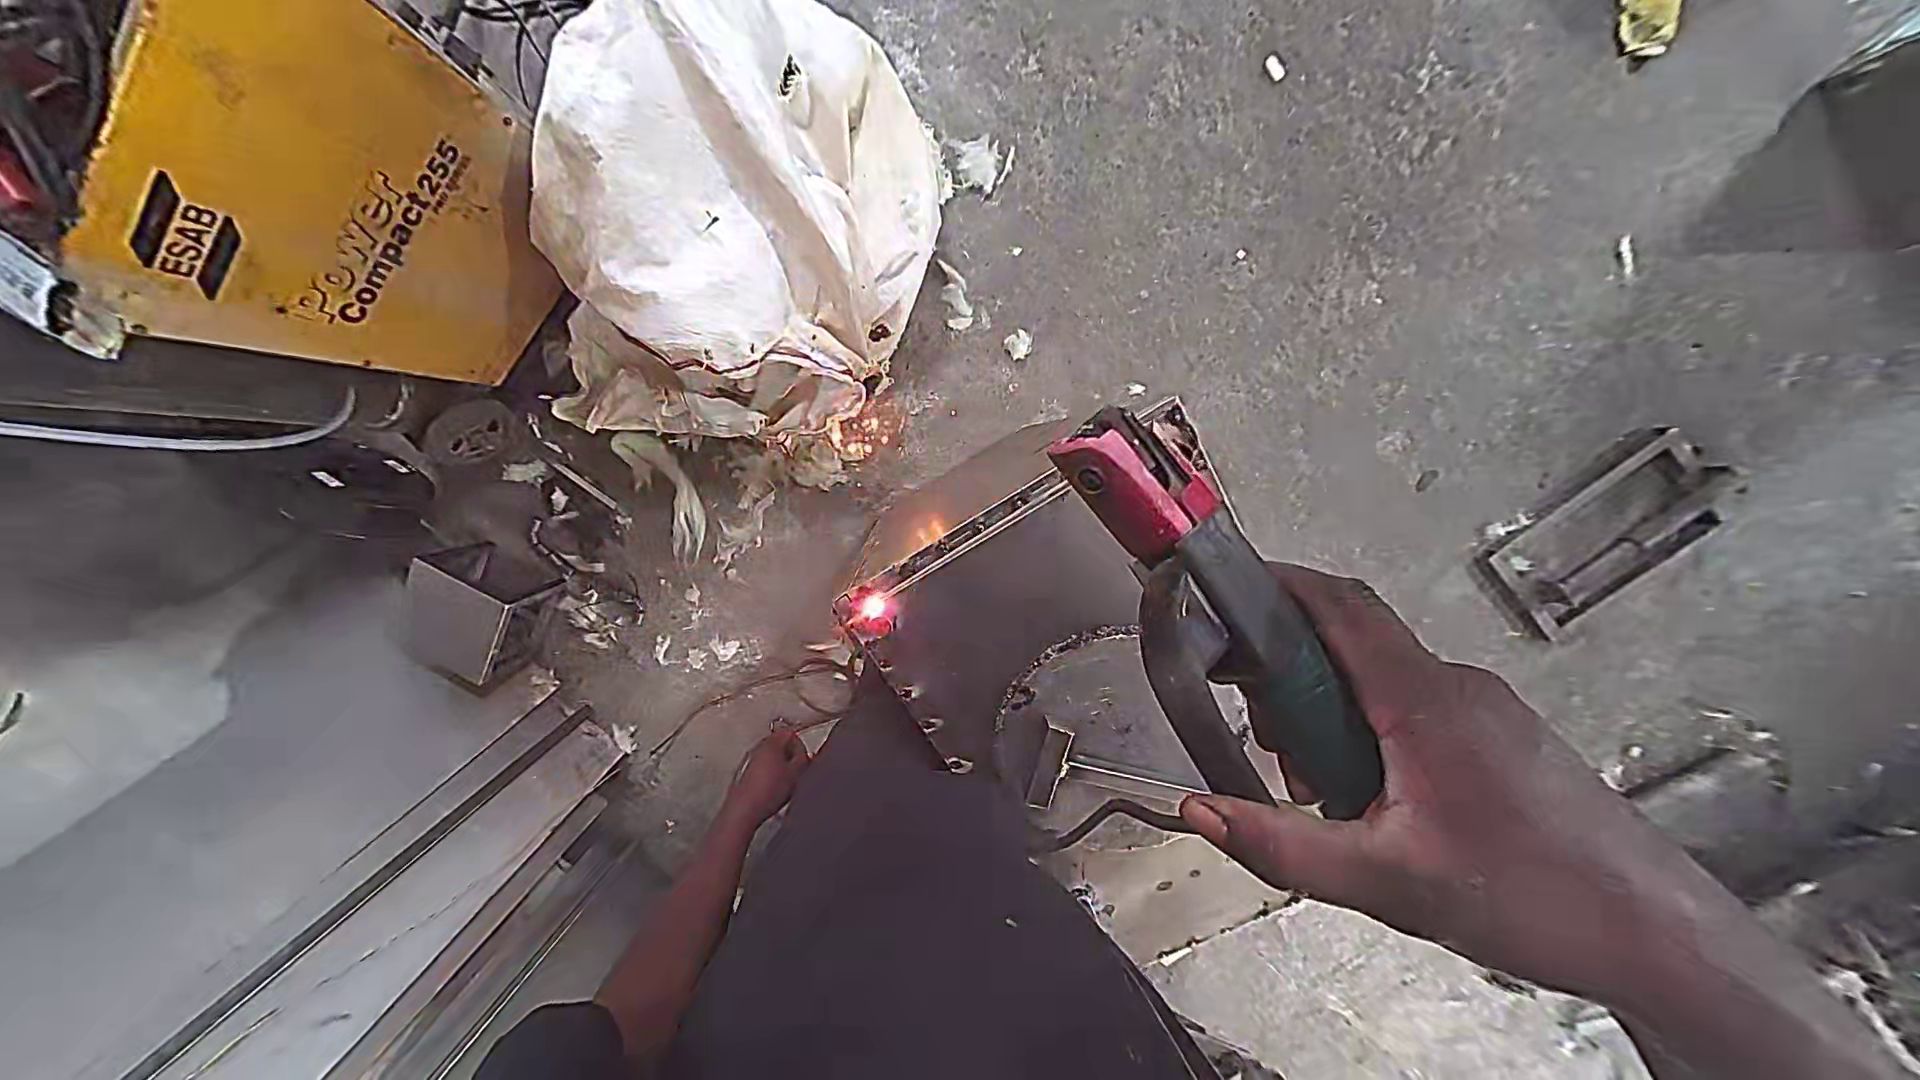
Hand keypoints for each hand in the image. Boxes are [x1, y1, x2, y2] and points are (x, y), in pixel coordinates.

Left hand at [718, 729, 811, 832]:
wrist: (744, 811)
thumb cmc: (768, 790)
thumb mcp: (797, 773)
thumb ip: (805, 759)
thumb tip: (806, 754)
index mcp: (771, 742)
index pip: (791, 733)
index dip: (801, 747)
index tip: (804, 760)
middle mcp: (757, 748)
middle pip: (780, 745)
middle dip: (790, 757)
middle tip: (797, 772)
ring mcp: (749, 761)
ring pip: (771, 758)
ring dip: (780, 767)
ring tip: (786, 783)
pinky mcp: (744, 776)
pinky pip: (762, 770)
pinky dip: (770, 776)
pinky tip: (774, 790)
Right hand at [1178, 564, 1718, 1002]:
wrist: (1672, 951)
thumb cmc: (1544, 904)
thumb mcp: (1387, 883)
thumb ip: (1282, 846)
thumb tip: (1201, 810)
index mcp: (1426, 702)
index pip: (1344, 606)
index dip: (1284, 583)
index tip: (1235, 582)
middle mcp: (1454, 688)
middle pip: (1347, 640)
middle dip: (1289, 672)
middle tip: (1266, 730)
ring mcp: (1478, 708)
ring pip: (1372, 676)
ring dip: (1323, 710)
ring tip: (1316, 780)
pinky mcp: (1490, 734)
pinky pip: (1402, 703)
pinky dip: (1359, 728)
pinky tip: (1362, 790)